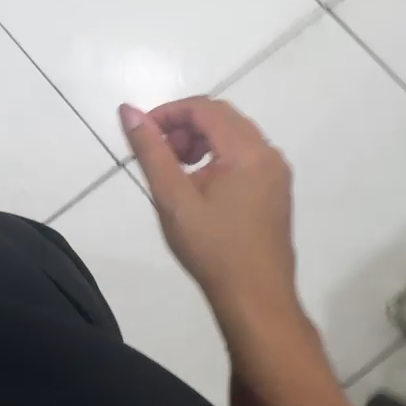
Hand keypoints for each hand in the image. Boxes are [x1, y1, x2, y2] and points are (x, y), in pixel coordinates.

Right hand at [119, 98, 299, 323]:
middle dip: (182, 124)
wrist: (255, 298)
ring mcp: (276, 172)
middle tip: (159, 152)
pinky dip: (215, 152)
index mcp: (246, 153)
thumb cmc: (211, 246)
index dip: (167, 113)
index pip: (203, 108)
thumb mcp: (171, 196)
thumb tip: (128, 110)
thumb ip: (150, 148)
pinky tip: (198, 182)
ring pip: (232, 132)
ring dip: (198, 137)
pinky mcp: (275, 188)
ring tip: (175, 168)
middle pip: (219, 115)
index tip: (142, 134)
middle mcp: (268, 155)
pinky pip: (244, 151)